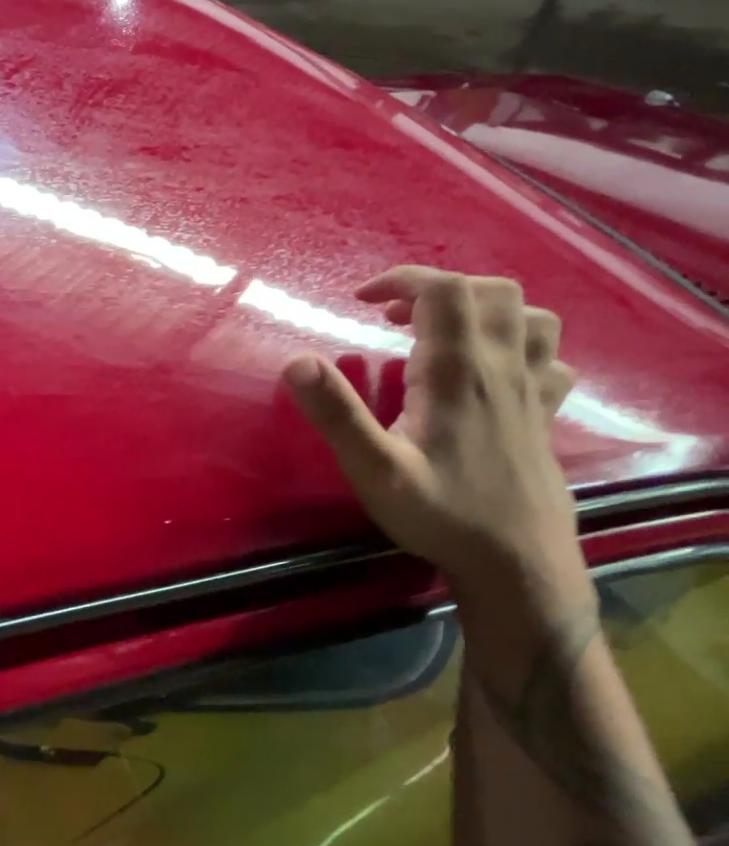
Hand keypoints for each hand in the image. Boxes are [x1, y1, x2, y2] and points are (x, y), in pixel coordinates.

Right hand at [281, 266, 580, 596]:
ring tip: (438, 332)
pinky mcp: (544, 416)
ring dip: (483, 309)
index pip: (445, 292)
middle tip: (391, 317)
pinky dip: (519, 344)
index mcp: (459, 374)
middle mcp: (503, 371)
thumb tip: (295, 360)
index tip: (360, 302)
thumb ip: (336, 413)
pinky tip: (488, 367)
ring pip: (529, 317)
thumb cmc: (439, 514)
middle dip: (437, 288)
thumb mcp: (373, 468)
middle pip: (492, 292)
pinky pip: (549, 357)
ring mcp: (532, 392)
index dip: (402, 281)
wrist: (519, 564)